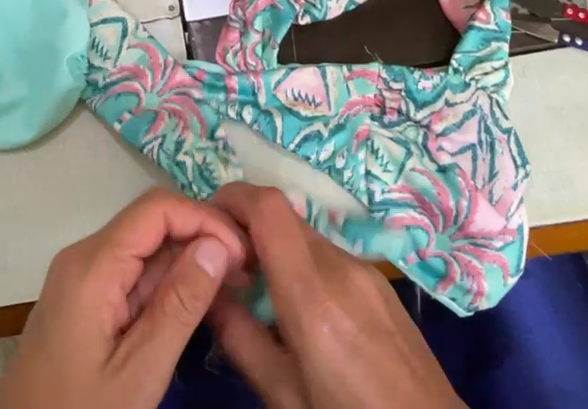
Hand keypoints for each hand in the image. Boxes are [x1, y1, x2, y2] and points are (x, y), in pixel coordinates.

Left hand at [0, 187, 247, 408]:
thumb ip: (180, 305)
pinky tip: (198, 301)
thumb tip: (218, 245)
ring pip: (146, 247)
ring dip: (190, 259)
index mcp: (92, 265)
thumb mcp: (139, 370)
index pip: (157, 208)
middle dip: (202, 236)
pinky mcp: (85, 298)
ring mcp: (82, 277)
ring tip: (234, 287)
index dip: (206, 219)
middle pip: (152, 223)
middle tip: (248, 273)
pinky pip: (132, 273)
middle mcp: (84, 257)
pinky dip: (168, 281)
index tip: (245, 255)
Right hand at [209, 183, 464, 408]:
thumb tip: (208, 291)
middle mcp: (342, 268)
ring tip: (254, 289)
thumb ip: (240, 338)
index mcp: (313, 295)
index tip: (206, 223)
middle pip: (284, 217)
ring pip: (305, 235)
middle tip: (220, 263)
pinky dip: (300, 262)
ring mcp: (367, 272)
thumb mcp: (284, 396)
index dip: (232, 198)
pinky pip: (328, 255)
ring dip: (272, 246)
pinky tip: (294, 305)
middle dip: (245, 225)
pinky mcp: (381, 283)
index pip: (268, 208)